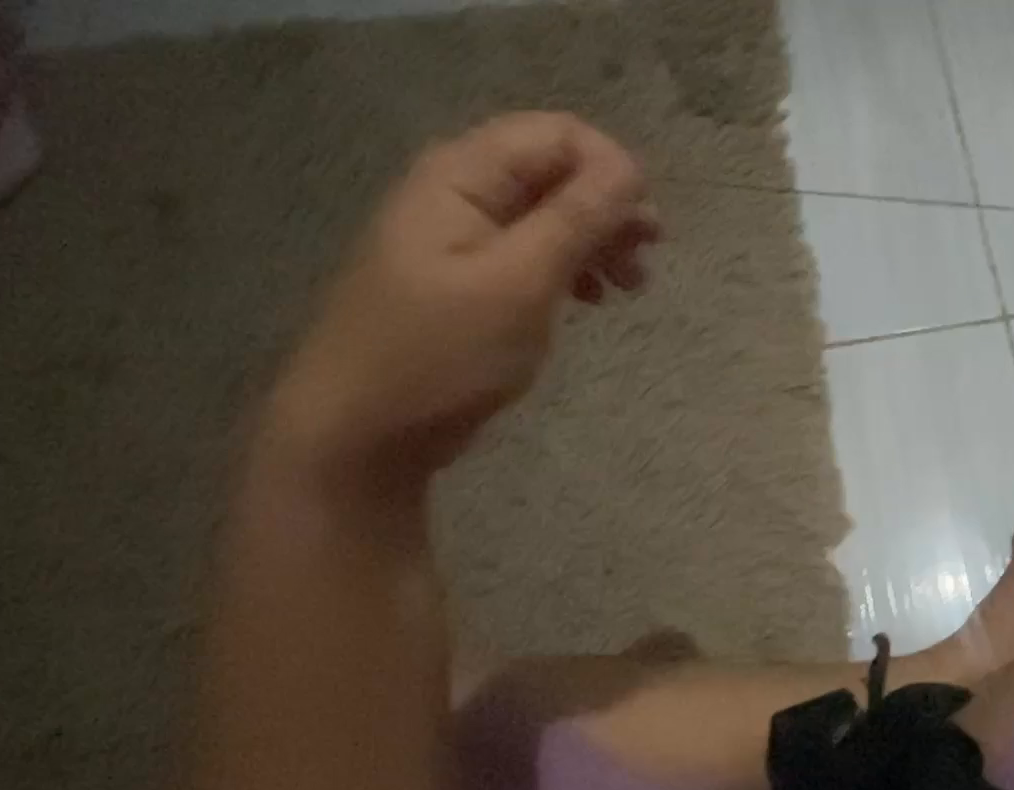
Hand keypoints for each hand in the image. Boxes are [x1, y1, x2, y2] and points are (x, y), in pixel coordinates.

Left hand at [267, 112, 656, 485]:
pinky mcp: (469, 282)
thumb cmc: (443, 354)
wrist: (365, 430)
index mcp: (463, 175)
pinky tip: (592, 300)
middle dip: (610, 208)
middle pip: (554, 172)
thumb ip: (575, 220)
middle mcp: (461, 193)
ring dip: (597, 241)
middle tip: (647, 260)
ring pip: (548, 216)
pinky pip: (532, 254)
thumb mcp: (519, 284)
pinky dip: (570, 269)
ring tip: (630, 287)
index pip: (557, 135)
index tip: (648, 229)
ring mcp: (462, 239)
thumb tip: (630, 170)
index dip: (612, 170)